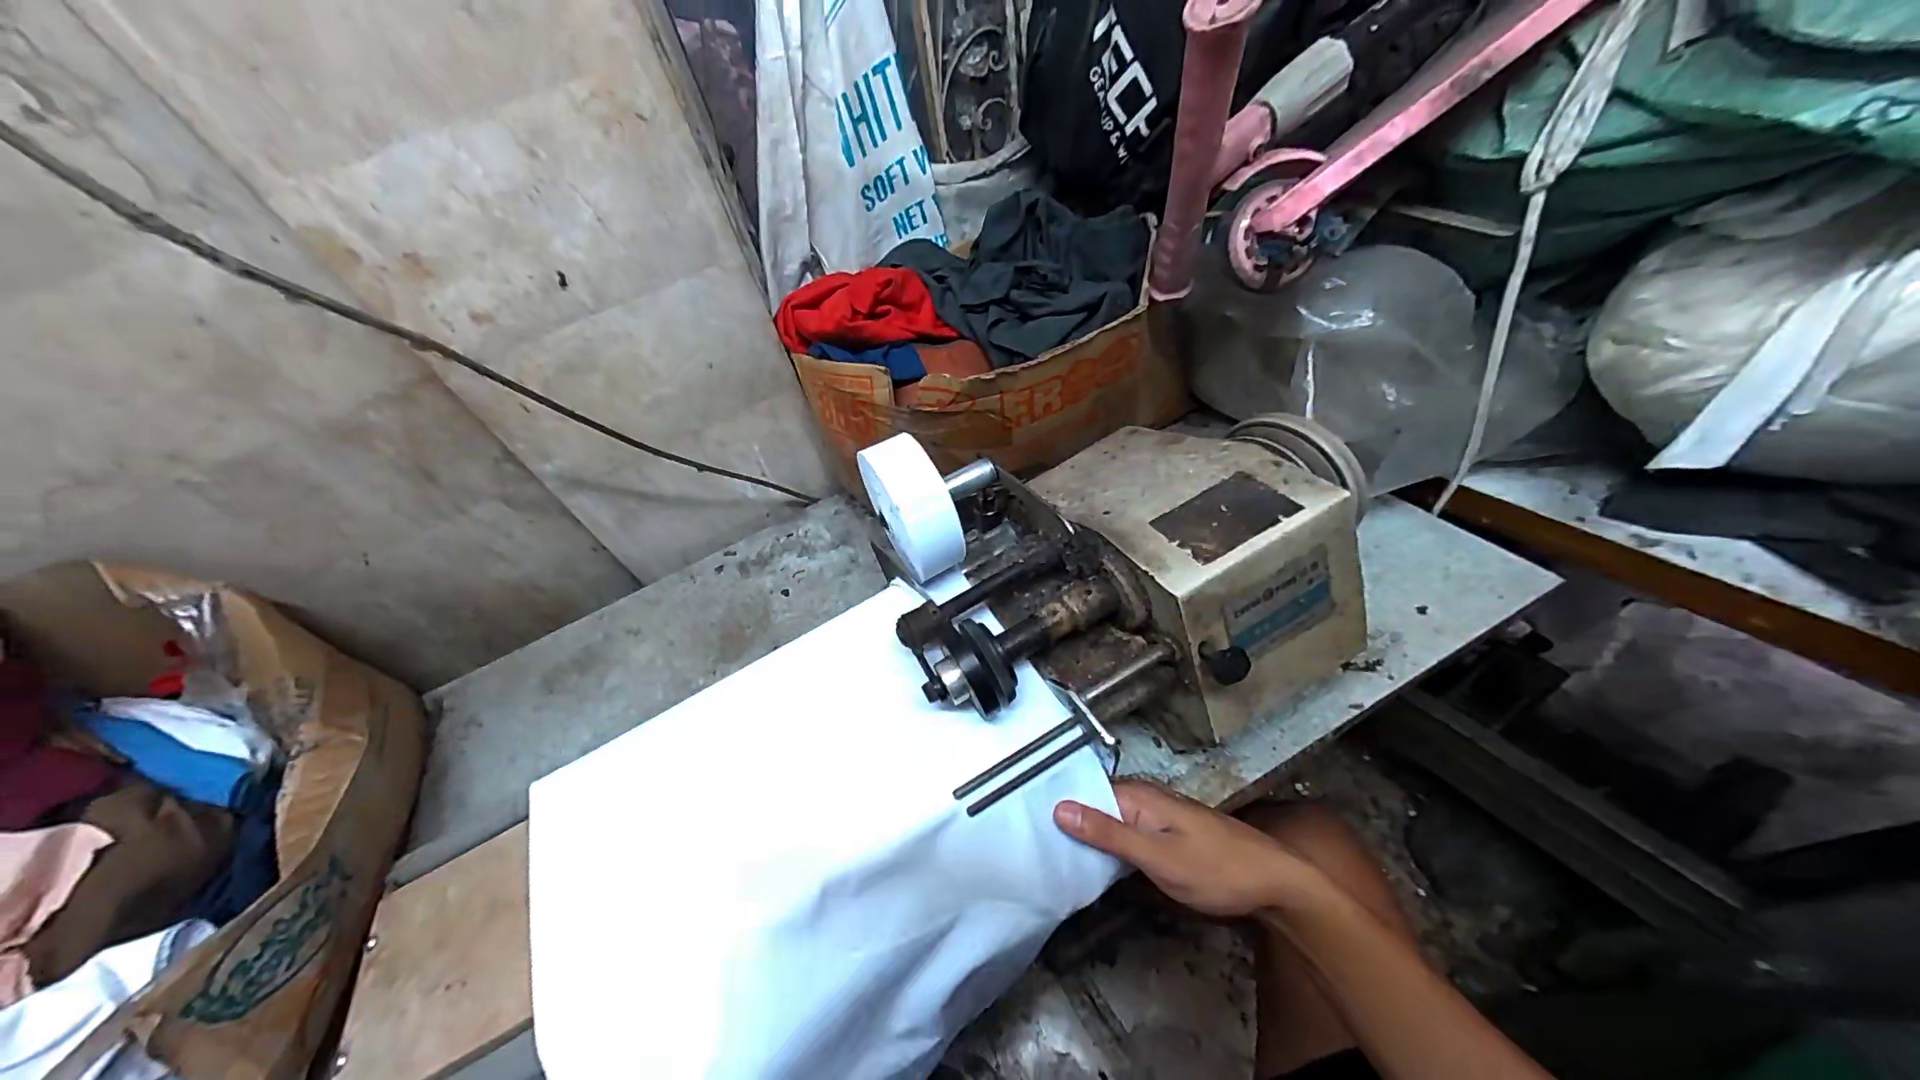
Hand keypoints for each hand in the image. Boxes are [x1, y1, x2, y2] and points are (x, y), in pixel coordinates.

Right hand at [1054, 780, 1325, 916]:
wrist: (1275, 885)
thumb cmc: (1217, 870)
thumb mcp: (1157, 857)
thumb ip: (1108, 833)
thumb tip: (1060, 807)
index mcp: (1138, 796)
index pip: (1084, 792)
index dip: (1057, 806)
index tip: (1027, 823)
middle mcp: (1144, 799)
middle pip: (1094, 806)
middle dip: (1068, 822)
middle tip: (1034, 845)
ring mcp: (1155, 817)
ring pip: (1109, 821)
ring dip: (1087, 837)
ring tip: (1053, 854)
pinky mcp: (1164, 836)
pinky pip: (1124, 834)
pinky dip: (1108, 847)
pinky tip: (1092, 864)